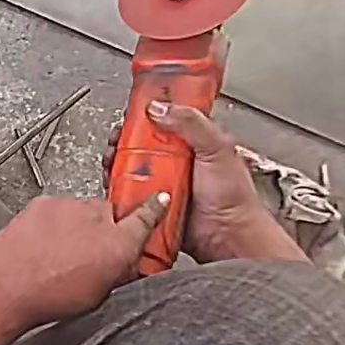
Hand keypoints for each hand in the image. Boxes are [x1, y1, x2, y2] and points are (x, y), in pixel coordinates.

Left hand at [0, 194, 170, 335]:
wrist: (5, 287)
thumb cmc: (48, 297)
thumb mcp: (99, 294)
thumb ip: (117, 270)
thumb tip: (123, 263)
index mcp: (118, 244)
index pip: (147, 218)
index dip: (154, 209)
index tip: (159, 201)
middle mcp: (96, 220)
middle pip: (109, 214)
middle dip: (102, 228)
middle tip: (86, 250)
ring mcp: (67, 208)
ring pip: (80, 210)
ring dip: (74, 225)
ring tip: (57, 251)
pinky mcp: (42, 203)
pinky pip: (55, 209)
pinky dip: (52, 222)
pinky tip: (42, 243)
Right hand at [103, 103, 307, 264]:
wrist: (226, 236)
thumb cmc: (232, 197)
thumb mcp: (216, 149)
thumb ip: (191, 124)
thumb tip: (158, 108)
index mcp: (192, 142)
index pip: (163, 121)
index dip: (144, 116)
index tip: (131, 114)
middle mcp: (173, 161)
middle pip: (138, 143)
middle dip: (122, 140)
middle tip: (117, 142)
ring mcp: (160, 182)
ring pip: (128, 166)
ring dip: (115, 163)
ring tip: (112, 162)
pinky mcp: (148, 202)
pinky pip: (126, 191)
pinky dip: (116, 186)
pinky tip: (113, 182)